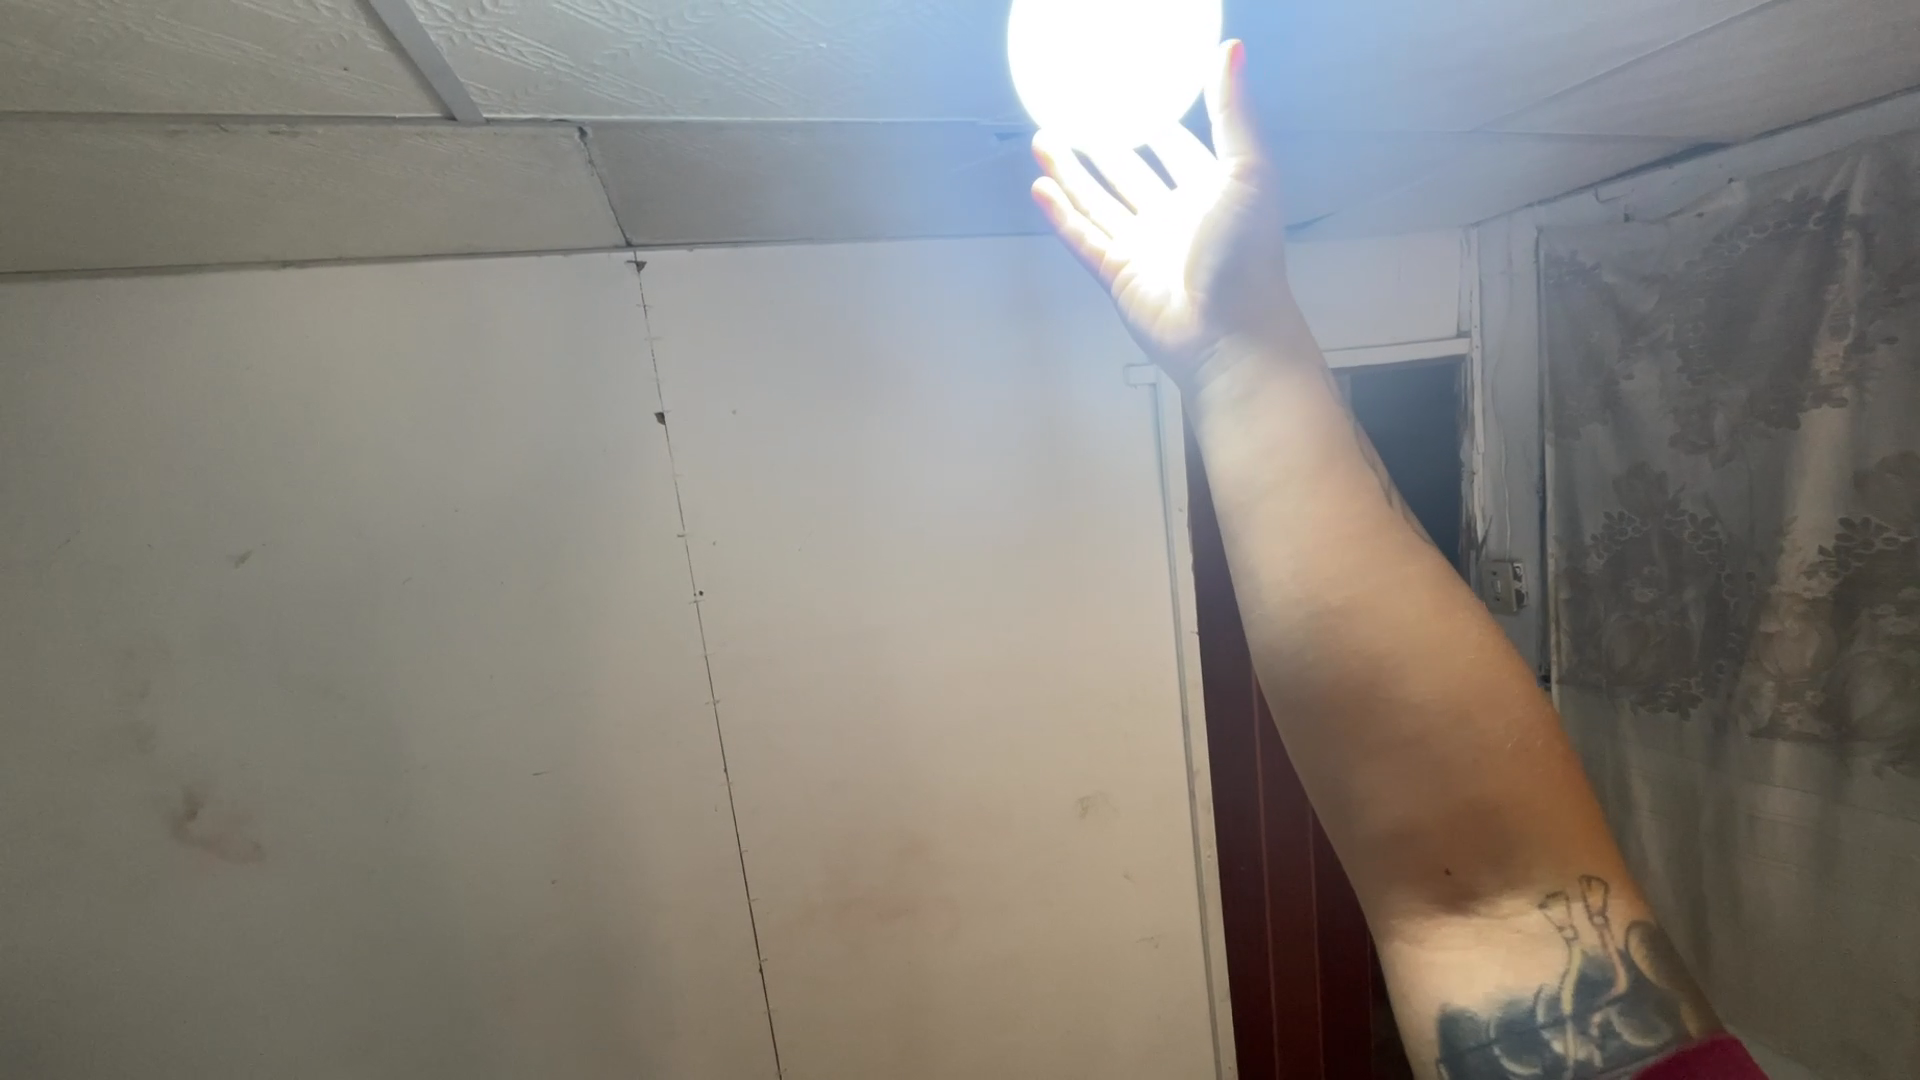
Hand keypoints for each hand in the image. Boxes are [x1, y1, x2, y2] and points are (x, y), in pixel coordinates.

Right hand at [1032, 40, 1302, 386]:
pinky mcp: (1117, 276)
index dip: (1152, 125)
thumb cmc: (1246, 253)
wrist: (1227, 330)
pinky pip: (1083, 239)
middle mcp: (1171, 218)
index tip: (1129, 98)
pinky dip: (1061, 215)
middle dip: (1100, 147)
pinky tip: (1041, 189)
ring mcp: (1141, 248)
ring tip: (1044, 143)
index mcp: (1206, 191)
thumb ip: (1232, 113)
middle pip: (1127, 175)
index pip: (1174, 150)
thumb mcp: (1248, 170)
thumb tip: (1231, 48)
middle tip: (1072, 117)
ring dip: (1071, 175)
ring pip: (1098, 203)